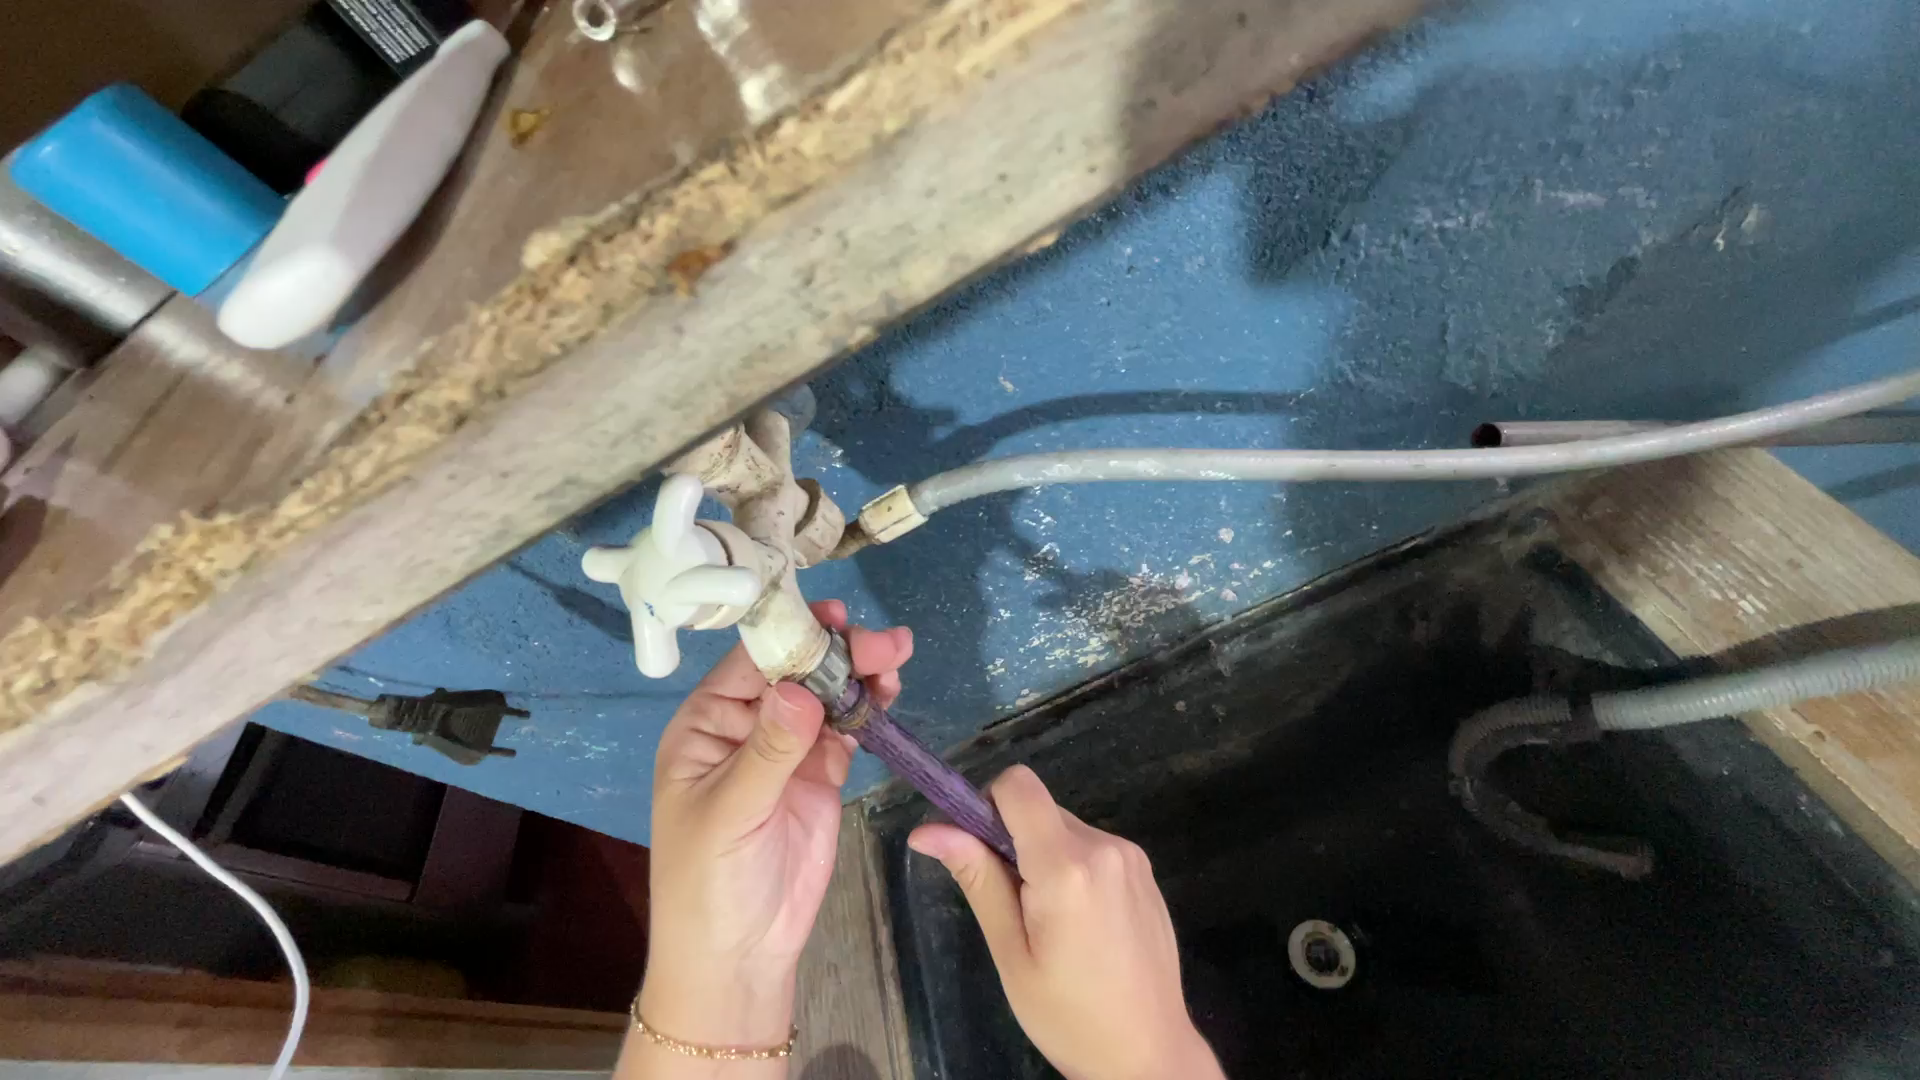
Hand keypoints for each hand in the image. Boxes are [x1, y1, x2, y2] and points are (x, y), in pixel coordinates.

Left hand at [638, 600, 912, 1049]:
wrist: (742, 955)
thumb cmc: (710, 882)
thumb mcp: (730, 814)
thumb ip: (767, 751)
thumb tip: (797, 688)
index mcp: (708, 724)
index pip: (751, 665)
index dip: (792, 637)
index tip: (835, 619)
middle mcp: (748, 725)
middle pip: (798, 672)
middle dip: (840, 653)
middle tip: (888, 644)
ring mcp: (789, 747)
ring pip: (827, 694)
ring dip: (860, 673)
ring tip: (896, 659)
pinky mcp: (821, 771)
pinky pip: (847, 727)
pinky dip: (868, 707)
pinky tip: (888, 693)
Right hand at [908, 766, 1221, 1079]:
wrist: (1150, 1055)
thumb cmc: (1068, 1015)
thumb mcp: (1009, 952)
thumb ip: (976, 877)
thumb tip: (926, 829)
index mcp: (1065, 865)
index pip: (1017, 784)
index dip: (988, 804)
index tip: (981, 852)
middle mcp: (1102, 845)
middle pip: (1038, 807)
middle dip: (1014, 840)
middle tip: (1014, 905)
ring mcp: (1129, 854)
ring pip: (1063, 825)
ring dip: (1043, 854)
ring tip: (1050, 921)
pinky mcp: (1144, 867)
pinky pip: (1090, 844)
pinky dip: (1072, 865)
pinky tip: (1080, 921)